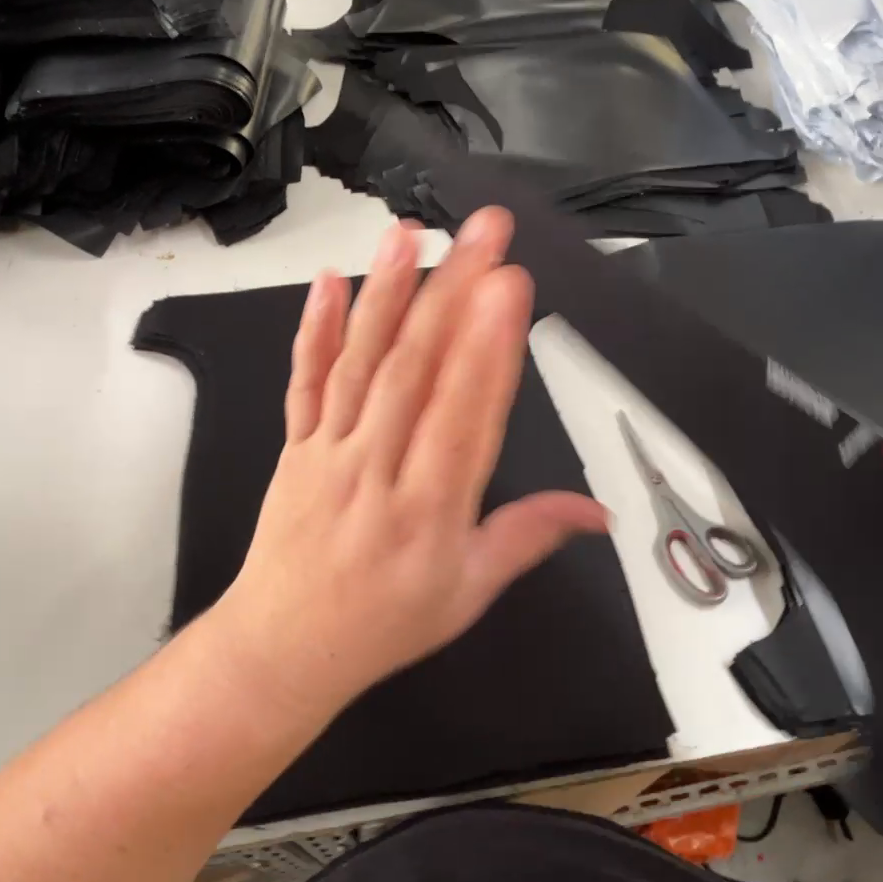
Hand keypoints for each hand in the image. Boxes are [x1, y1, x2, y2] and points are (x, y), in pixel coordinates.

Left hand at [204, 207, 608, 715]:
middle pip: (417, 371)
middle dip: (453, 293)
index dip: (488, 350)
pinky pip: (304, 384)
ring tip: (409, 234)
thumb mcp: (468, 593)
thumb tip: (598, 512)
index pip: (464, 417)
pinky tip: (330, 283)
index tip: (509, 288)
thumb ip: (528, 537)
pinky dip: (315, 332)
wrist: (284, 648)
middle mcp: (378, 471)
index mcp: (429, 511)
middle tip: (484, 233)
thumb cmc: (384, 623)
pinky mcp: (296, 446)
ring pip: (362, 365)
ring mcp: (330, 452)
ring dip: (386, 294)